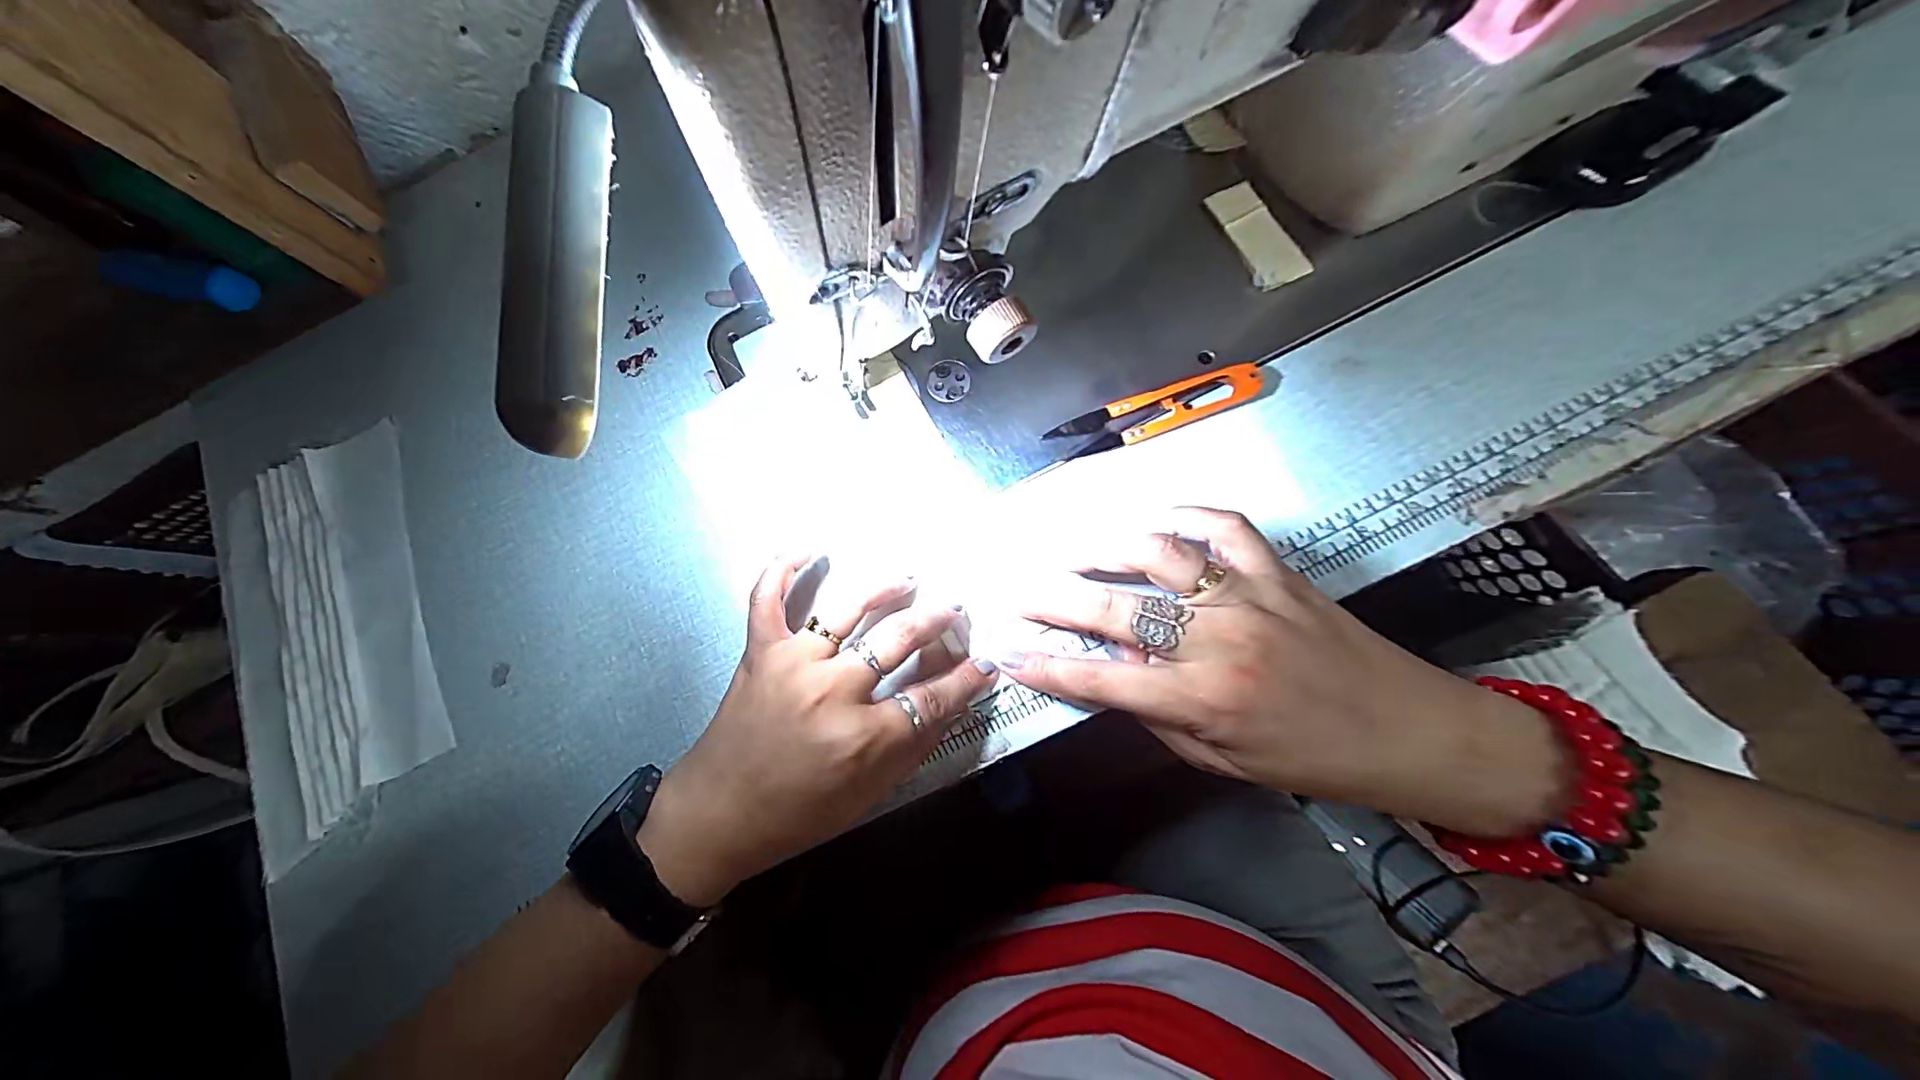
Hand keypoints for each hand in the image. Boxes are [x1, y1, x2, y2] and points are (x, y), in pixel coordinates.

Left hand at [635, 554, 997, 906]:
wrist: (718, 816)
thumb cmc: (799, 814)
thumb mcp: (869, 794)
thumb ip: (914, 746)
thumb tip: (953, 703)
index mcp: (863, 737)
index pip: (932, 696)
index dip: (966, 678)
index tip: (985, 662)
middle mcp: (831, 692)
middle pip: (898, 640)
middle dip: (936, 622)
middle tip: (954, 610)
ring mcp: (792, 665)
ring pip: (848, 612)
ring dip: (884, 591)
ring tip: (907, 580)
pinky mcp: (759, 653)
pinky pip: (768, 600)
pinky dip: (782, 571)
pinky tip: (806, 550)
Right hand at [1000, 507, 1568, 835]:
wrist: (1412, 733)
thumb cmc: (1313, 761)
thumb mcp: (1223, 761)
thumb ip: (1160, 716)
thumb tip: (1113, 676)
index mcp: (1206, 698)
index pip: (1103, 678)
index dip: (1048, 667)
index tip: (1010, 652)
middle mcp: (1220, 640)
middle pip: (1116, 609)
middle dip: (1054, 600)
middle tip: (1019, 592)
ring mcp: (1250, 596)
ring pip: (1161, 554)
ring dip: (1107, 549)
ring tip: (1076, 552)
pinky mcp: (1279, 573)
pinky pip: (1226, 527)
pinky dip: (1187, 516)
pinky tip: (1160, 519)